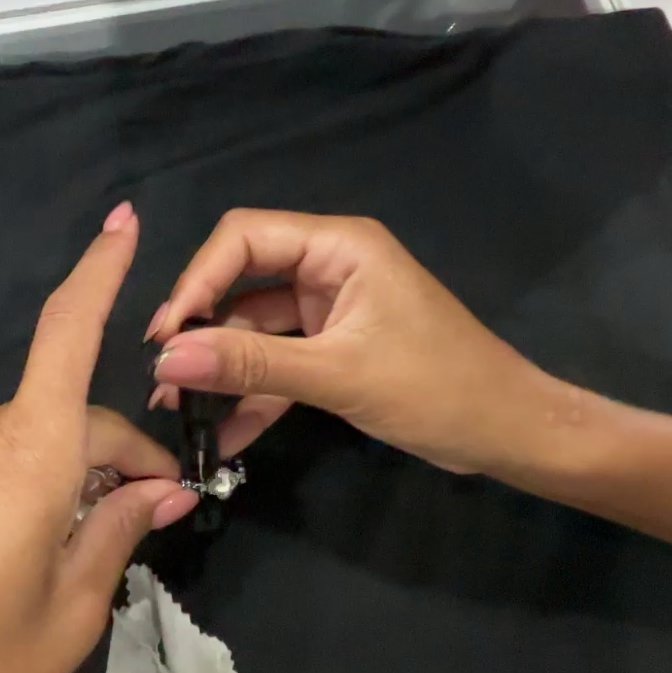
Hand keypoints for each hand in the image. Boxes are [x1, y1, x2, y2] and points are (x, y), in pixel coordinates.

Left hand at [0, 202, 198, 672]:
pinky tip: (32, 548)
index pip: (70, 332)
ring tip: (92, 542)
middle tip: (157, 510)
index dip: (101, 269)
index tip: (124, 220)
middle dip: (121, 453)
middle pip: (70, 415)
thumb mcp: (67, 615)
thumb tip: (167, 491)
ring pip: (32, 440)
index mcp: (26, 453)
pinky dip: (30, 484)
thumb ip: (120, 533)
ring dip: (73, 472)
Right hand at [147, 209, 601, 480]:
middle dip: (201, 326)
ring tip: (176, 411)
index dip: (198, 278)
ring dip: (220, 366)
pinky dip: (253, 393)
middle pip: (242, 279)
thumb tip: (165, 361)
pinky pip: (278, 361)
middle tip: (161, 373)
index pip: (245, 236)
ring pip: (255, 326)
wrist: (510, 435)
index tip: (166, 334)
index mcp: (338, 246)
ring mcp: (328, 307)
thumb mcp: (339, 375)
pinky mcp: (331, 346)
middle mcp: (327, 265)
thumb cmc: (438, 389)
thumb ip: (252, 365)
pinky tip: (221, 433)